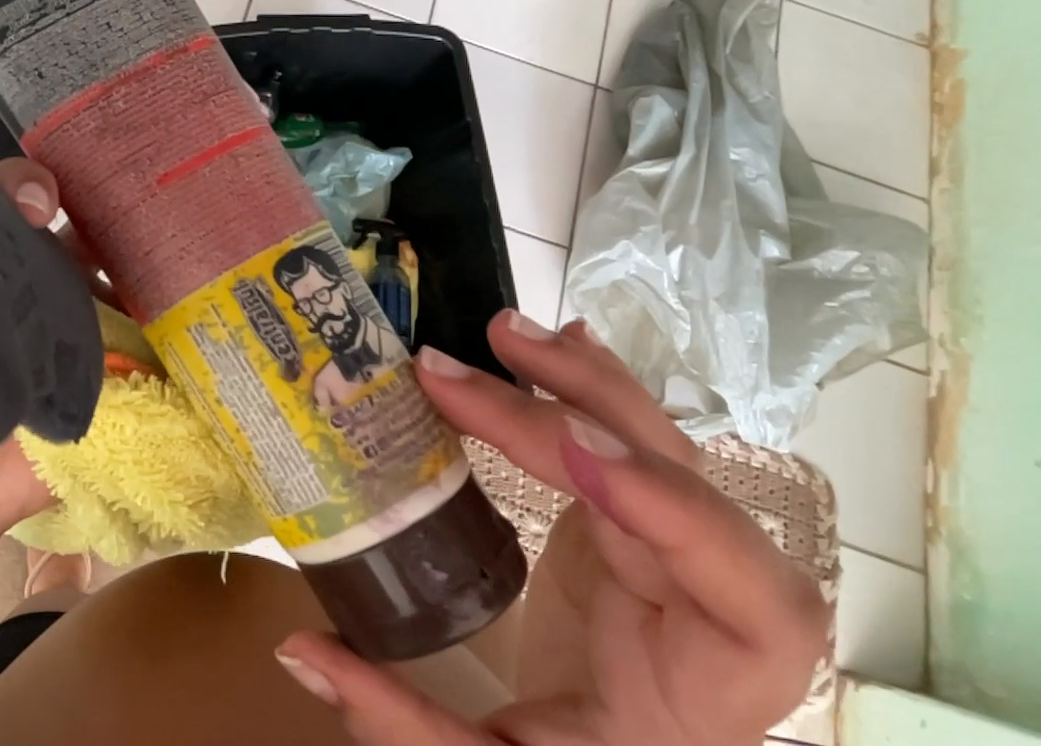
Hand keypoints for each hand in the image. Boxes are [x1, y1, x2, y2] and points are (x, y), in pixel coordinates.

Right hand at [276, 311, 829, 745]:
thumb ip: (401, 720)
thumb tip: (295, 651)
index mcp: (715, 690)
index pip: (745, 602)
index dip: (671, 515)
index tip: (569, 447)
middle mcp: (725, 607)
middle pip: (685, 491)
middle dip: (578, 411)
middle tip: (466, 364)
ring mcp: (684, 551)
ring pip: (658, 447)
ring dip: (580, 382)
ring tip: (500, 333)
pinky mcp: (638, 520)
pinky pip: (630, 441)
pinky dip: (592, 388)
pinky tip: (557, 346)